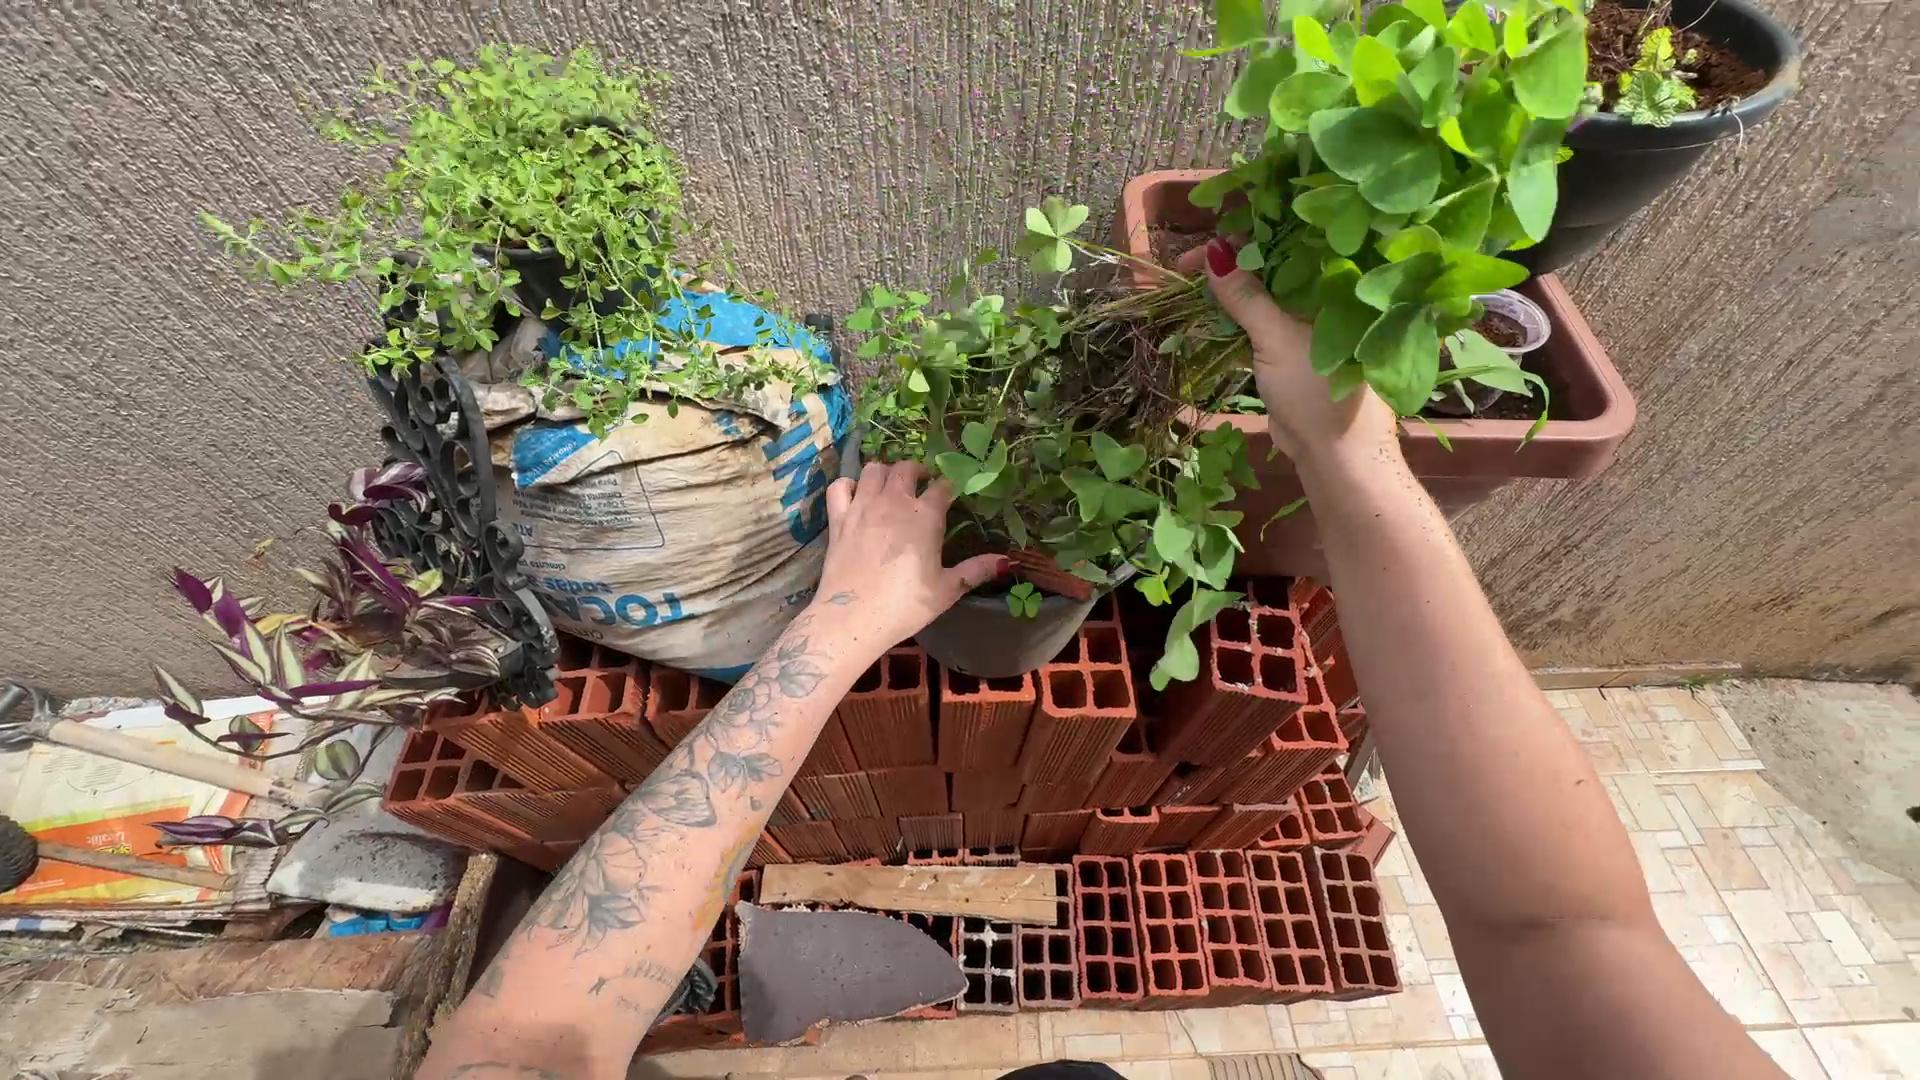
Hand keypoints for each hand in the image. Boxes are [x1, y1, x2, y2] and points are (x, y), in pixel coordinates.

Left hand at [813, 461, 1006, 652]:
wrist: (854, 616)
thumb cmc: (905, 604)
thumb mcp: (947, 590)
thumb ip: (976, 570)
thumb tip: (1009, 562)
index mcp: (926, 515)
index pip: (943, 486)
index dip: (949, 487)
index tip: (952, 493)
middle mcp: (894, 501)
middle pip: (906, 468)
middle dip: (917, 471)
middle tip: (922, 485)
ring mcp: (863, 506)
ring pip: (874, 469)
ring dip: (885, 473)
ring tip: (891, 486)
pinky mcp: (838, 518)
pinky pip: (840, 486)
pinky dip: (848, 484)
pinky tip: (856, 495)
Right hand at [1180, 237, 1398, 469]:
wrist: (1332, 449)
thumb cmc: (1315, 388)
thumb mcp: (1275, 337)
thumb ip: (1245, 296)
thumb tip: (1212, 252)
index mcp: (1332, 281)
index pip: (1285, 242)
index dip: (1242, 239)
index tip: (1200, 250)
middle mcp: (1321, 295)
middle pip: (1267, 267)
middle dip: (1226, 265)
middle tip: (1185, 270)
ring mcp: (1302, 323)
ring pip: (1258, 297)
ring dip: (1224, 295)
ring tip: (1187, 291)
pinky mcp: (1287, 349)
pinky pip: (1255, 325)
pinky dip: (1230, 322)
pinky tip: (1204, 319)